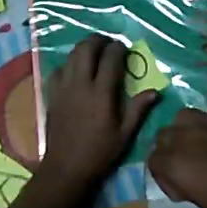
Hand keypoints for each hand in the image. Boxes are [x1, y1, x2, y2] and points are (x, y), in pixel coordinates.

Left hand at [40, 35, 158, 188]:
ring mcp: (63, 87)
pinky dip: (69, 63)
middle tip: (109, 43)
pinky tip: (76, 69)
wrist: (65, 167)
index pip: (110, 59)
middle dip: (98, 40)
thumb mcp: (124, 134)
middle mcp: (80, 84)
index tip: (125, 48)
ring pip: (71, 55)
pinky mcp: (51, 93)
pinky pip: (58, 68)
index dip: (119, 48)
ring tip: (94, 51)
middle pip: (86, 48)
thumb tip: (155, 91)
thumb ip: (138, 109)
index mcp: (101, 93)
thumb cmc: (99, 152)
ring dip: (84, 47)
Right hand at [148, 108, 206, 207]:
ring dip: (187, 135)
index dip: (166, 179)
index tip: (184, 194)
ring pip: (183, 120)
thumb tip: (188, 193)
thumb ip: (190, 196)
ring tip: (206, 153)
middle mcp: (185, 134)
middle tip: (191, 173)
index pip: (152, 162)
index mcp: (175, 162)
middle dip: (171, 153)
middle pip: (163, 137)